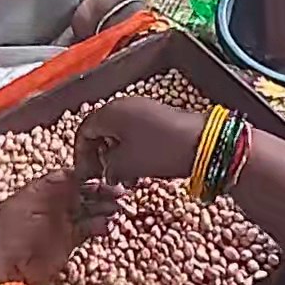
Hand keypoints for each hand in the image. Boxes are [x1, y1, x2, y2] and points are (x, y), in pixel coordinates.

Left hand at [0, 172, 124, 284]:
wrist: (8, 275)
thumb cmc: (13, 237)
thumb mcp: (30, 205)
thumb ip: (52, 188)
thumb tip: (74, 172)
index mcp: (36, 192)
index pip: (66, 177)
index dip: (84, 176)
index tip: (102, 175)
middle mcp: (49, 205)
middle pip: (79, 192)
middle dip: (98, 191)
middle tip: (119, 191)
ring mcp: (59, 224)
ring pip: (86, 210)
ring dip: (102, 208)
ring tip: (118, 208)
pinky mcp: (67, 242)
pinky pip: (87, 229)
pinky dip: (99, 226)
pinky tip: (108, 226)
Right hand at [73, 96, 203, 184]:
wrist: (203, 143)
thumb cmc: (159, 151)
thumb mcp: (126, 165)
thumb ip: (107, 168)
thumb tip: (105, 172)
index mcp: (110, 112)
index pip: (84, 131)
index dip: (81, 154)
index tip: (85, 173)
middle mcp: (125, 105)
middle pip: (101, 131)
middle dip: (100, 156)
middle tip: (103, 177)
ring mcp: (144, 110)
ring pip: (120, 133)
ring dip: (117, 156)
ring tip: (123, 179)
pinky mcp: (160, 117)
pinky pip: (136, 133)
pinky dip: (132, 151)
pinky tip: (139, 170)